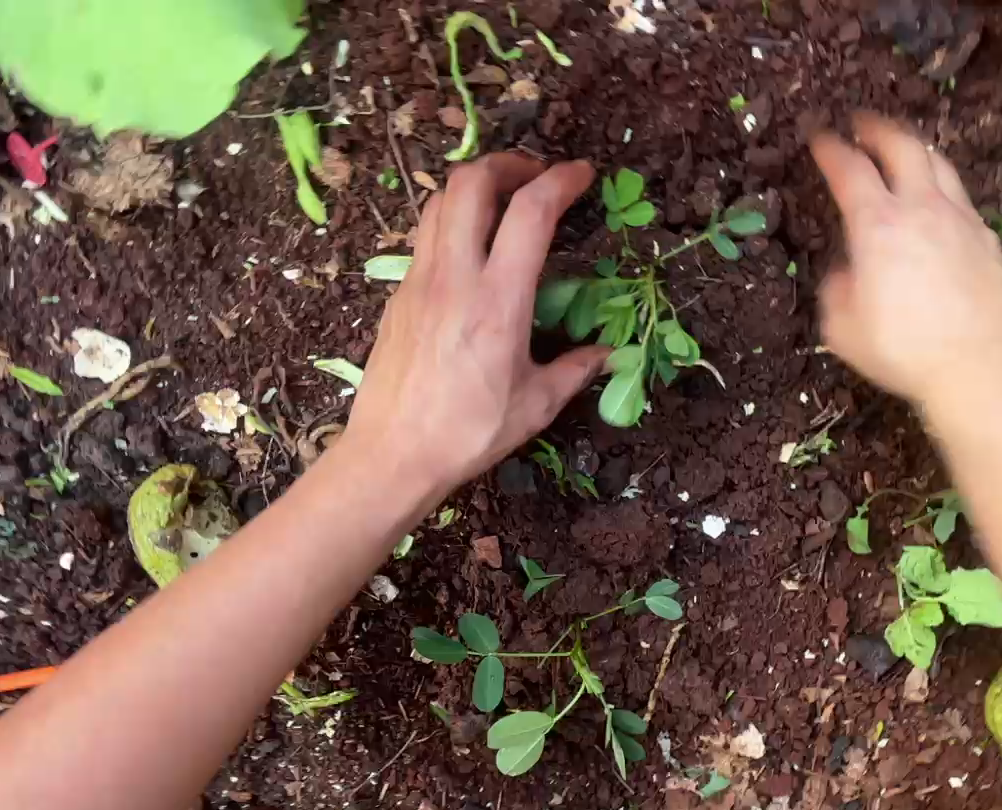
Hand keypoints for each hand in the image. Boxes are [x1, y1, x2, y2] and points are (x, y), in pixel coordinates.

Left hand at [342, 154, 608, 495]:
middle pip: (471, 181)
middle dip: (509, 164)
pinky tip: (471, 255)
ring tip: (502, 205)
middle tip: (535, 179)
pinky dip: (452, 223)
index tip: (583, 175)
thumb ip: (576, 370)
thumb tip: (608, 354)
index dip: (561, 180)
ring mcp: (419, 281)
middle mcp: (454, 276)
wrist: (394, 454)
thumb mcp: (535, 405)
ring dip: (475, 188)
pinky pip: (425, 237)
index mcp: (498, 301)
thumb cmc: (470, 433)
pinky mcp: (399, 296)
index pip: (531, 212)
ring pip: (440, 201)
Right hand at [811, 115, 1001, 415]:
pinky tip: (935, 203)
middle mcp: (921, 209)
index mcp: (877, 227)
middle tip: (861, 125)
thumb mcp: (842, 328)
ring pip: (939, 163)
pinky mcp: (987, 238)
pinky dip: (939, 187)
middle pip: (903, 146)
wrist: (977, 364)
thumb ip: (838, 290)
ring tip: (902, 150)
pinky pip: (959, 197)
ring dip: (915, 149)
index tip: (819, 138)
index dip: (830, 150)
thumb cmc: (901, 350)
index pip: (849, 171)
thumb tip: (849, 271)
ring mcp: (960, 219)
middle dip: (877, 129)